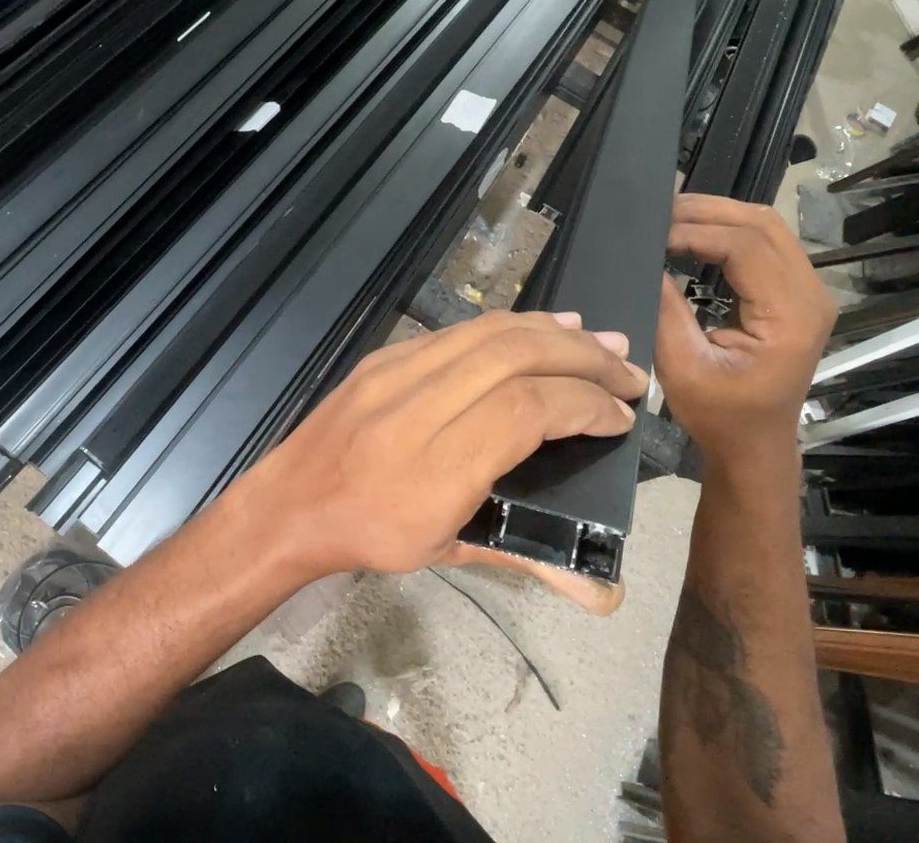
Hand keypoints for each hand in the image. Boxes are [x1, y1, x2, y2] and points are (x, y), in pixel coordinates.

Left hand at [227, 310, 649, 577]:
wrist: (290, 502)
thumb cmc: (370, 535)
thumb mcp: (447, 553)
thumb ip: (526, 555)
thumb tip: (604, 594)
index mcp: (436, 465)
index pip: (527, 410)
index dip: (584, 405)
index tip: (620, 417)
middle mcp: (417, 406)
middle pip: (515, 356)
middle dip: (583, 357)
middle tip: (628, 369)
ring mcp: (395, 372)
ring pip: (488, 332)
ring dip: (552, 331)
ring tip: (599, 339)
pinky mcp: (383, 356)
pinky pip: (457, 330)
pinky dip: (508, 325)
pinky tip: (540, 327)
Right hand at [655, 195, 834, 466]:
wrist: (753, 444)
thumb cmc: (719, 414)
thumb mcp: (682, 367)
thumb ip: (667, 311)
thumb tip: (648, 261)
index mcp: (789, 315)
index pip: (746, 247)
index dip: (696, 232)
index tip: (652, 235)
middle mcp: (809, 294)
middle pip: (763, 225)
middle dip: (707, 211)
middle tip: (657, 212)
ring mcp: (808, 291)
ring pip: (768, 226)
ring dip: (719, 215)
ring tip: (671, 217)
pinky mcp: (794, 292)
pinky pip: (766, 243)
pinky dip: (728, 230)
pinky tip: (694, 235)